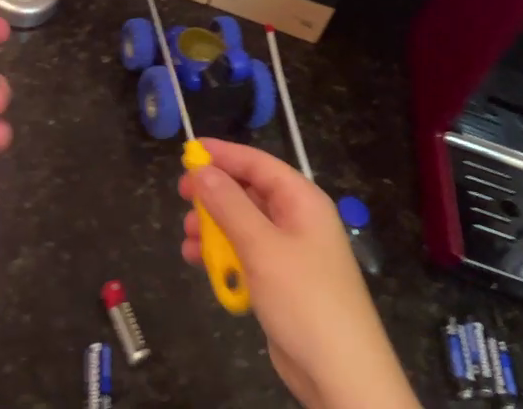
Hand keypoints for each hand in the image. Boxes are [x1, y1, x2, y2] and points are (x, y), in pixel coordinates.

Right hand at [179, 140, 415, 408]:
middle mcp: (297, 219)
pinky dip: (224, 254)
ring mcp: (290, 251)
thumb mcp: (262, 246)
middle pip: (250, 192)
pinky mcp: (281, 281)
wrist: (340, 371)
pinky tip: (199, 262)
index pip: (258, 163)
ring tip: (186, 238)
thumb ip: (229, 205)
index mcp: (302, 200)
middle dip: (215, 194)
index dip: (223, 154)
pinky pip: (247, 254)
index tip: (189, 151)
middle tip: (181, 195)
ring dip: (214, 227)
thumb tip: (202, 169)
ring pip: (244, 225)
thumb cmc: (304, 298)